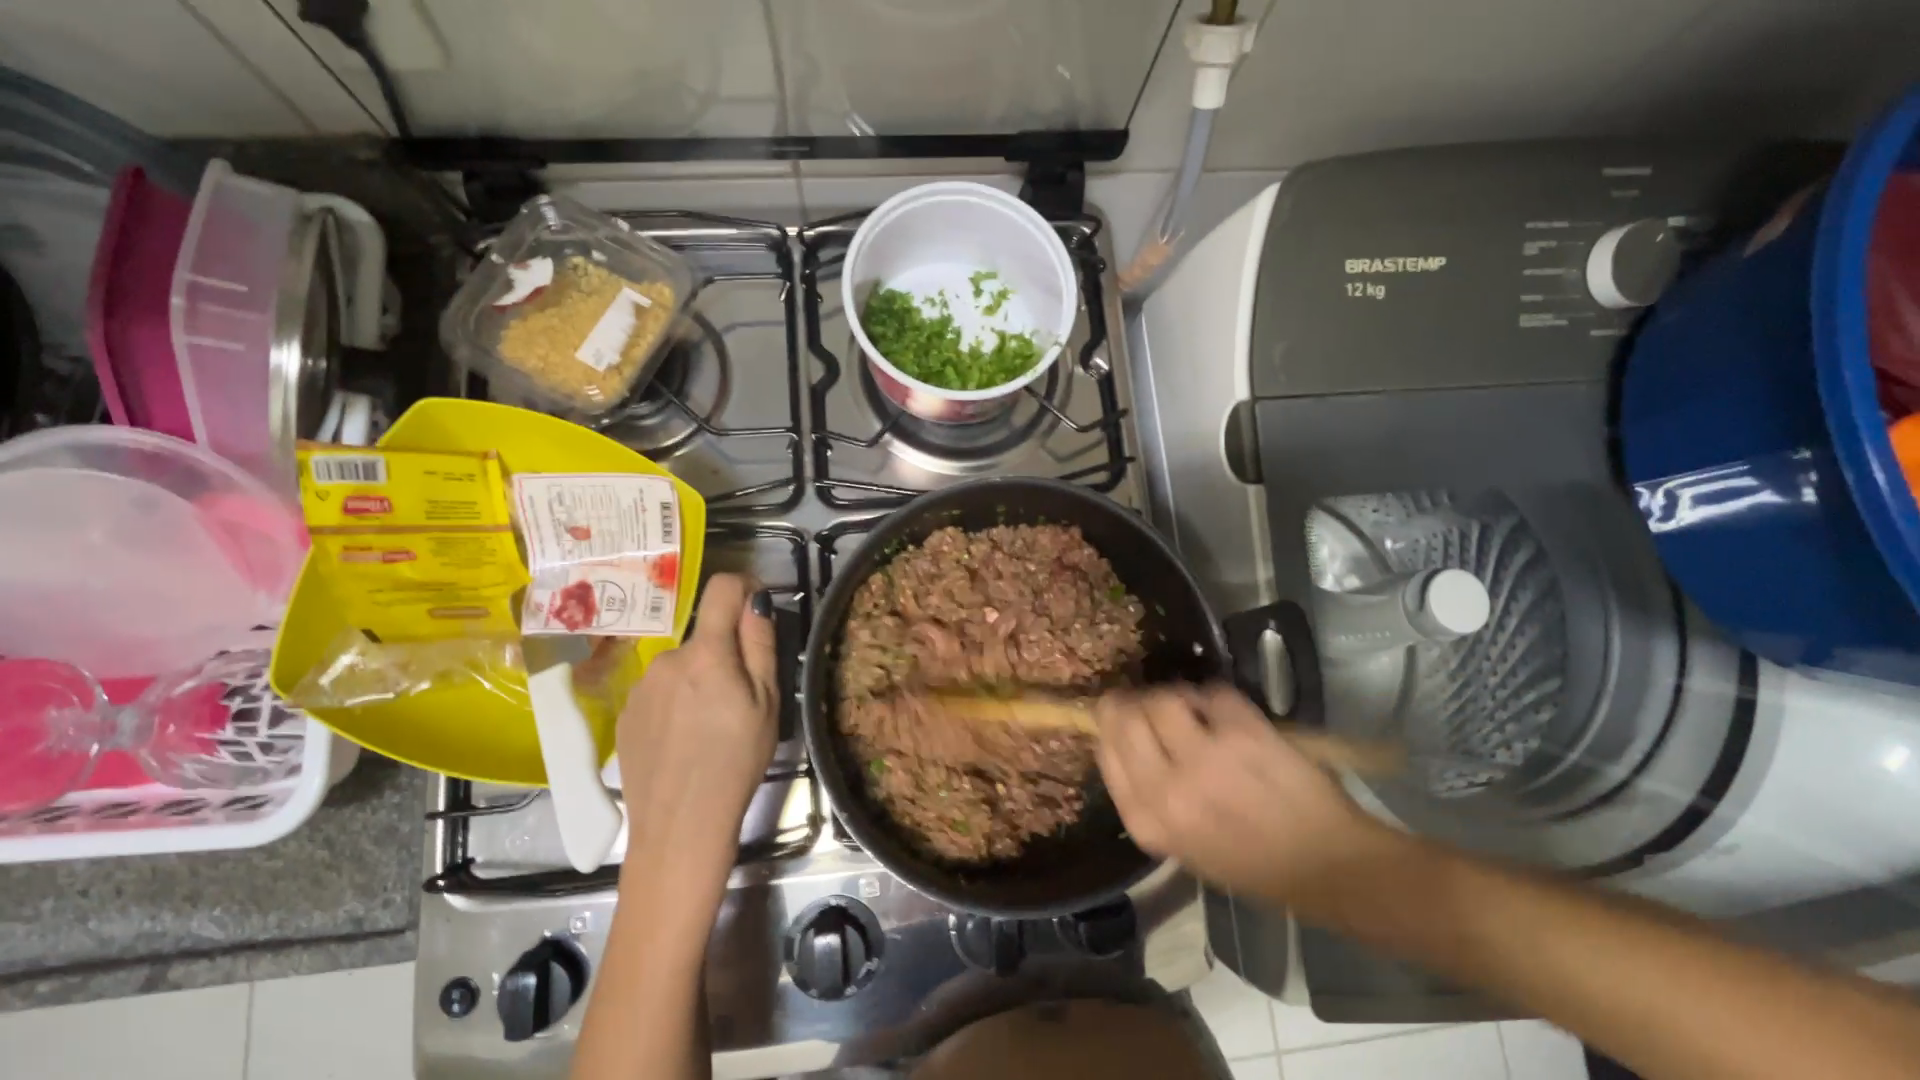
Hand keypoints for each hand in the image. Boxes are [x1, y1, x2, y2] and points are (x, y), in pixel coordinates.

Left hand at [615, 573, 778, 871]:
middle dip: (723, 654)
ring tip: (710, 728)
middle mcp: (666, 658)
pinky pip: (658, 694)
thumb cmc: (736, 762)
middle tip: (740, 699)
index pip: (721, 589)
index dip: (744, 588)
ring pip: (680, 667)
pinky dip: (675, 705)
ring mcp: (640, 686)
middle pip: (703, 637)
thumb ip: (760, 645)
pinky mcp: (625, 714)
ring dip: (697, 682)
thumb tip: (756, 600)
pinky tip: (683, 743)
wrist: (679, 825)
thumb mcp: (766, 703)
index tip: (757, 611)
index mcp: (706, 652)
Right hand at [1094, 684, 1387, 901]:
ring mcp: (1205, 757)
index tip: (1122, 717)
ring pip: (1163, 698)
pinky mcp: (1243, 734)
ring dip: (1174, 696)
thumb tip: (1125, 743)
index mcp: (1147, 821)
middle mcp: (1167, 788)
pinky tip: (1225, 714)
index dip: (1111, 725)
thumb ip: (1147, 797)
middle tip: (1150, 703)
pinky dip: (1214, 697)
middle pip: (1125, 716)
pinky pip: (1210, 694)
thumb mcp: (1181, 846)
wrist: (1324, 864)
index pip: (1106, 751)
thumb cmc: (1251, 864)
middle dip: (1133, 702)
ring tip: (1191, 708)